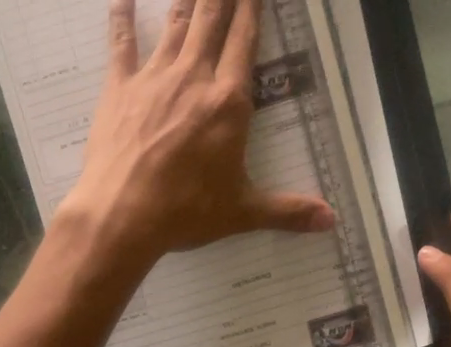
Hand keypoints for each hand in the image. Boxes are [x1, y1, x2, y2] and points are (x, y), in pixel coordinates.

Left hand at [56, 0, 336, 269]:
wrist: (123, 214)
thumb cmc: (186, 213)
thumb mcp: (242, 213)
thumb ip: (287, 211)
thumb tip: (331, 221)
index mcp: (229, 103)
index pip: (245, 40)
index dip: (252, 6)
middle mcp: (194, 78)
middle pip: (211, 19)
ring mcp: (154, 79)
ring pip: (174, 24)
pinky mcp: (119, 90)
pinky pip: (121, 44)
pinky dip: (121, 17)